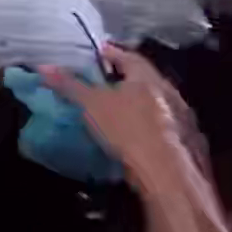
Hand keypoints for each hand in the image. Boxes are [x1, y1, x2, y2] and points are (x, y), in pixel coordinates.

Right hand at [42, 45, 205, 196]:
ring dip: (137, 104)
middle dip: (123, 79)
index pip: (126, 56)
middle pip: (143, 79)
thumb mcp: (90, 104)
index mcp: (147, 77)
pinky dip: (147, 126)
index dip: (108, 54)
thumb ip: (68, 84)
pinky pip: (163, 127)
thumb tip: (43, 66)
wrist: (169, 177)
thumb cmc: (127, 129)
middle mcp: (169, 92)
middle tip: (101, 82)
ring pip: (155, 103)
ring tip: (115, 110)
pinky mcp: (188, 145)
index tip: (93, 55)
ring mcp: (183, 119)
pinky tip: (135, 136)